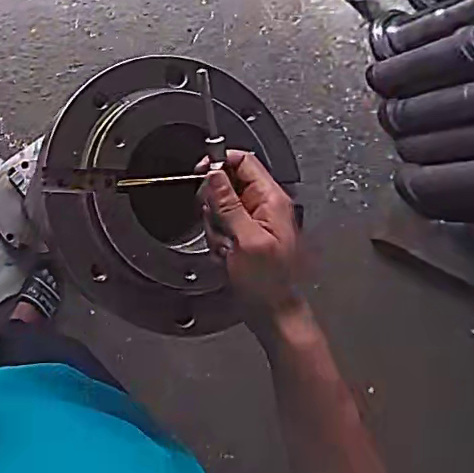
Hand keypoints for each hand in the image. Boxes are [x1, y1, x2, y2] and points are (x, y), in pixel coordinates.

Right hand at [201, 150, 305, 330]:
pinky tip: (226, 252)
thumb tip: (214, 174)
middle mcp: (263, 205)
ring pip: (219, 204)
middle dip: (214, 203)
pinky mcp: (243, 232)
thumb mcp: (246, 240)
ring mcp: (253, 219)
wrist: (272, 311)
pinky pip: (219, 223)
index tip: (202, 173)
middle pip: (227, 182)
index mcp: (271, 200)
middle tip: (218, 223)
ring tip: (226, 245)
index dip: (220, 162)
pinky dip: (217, 236)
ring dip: (215, 225)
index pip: (244, 161)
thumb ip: (229, 204)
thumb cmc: (268, 282)